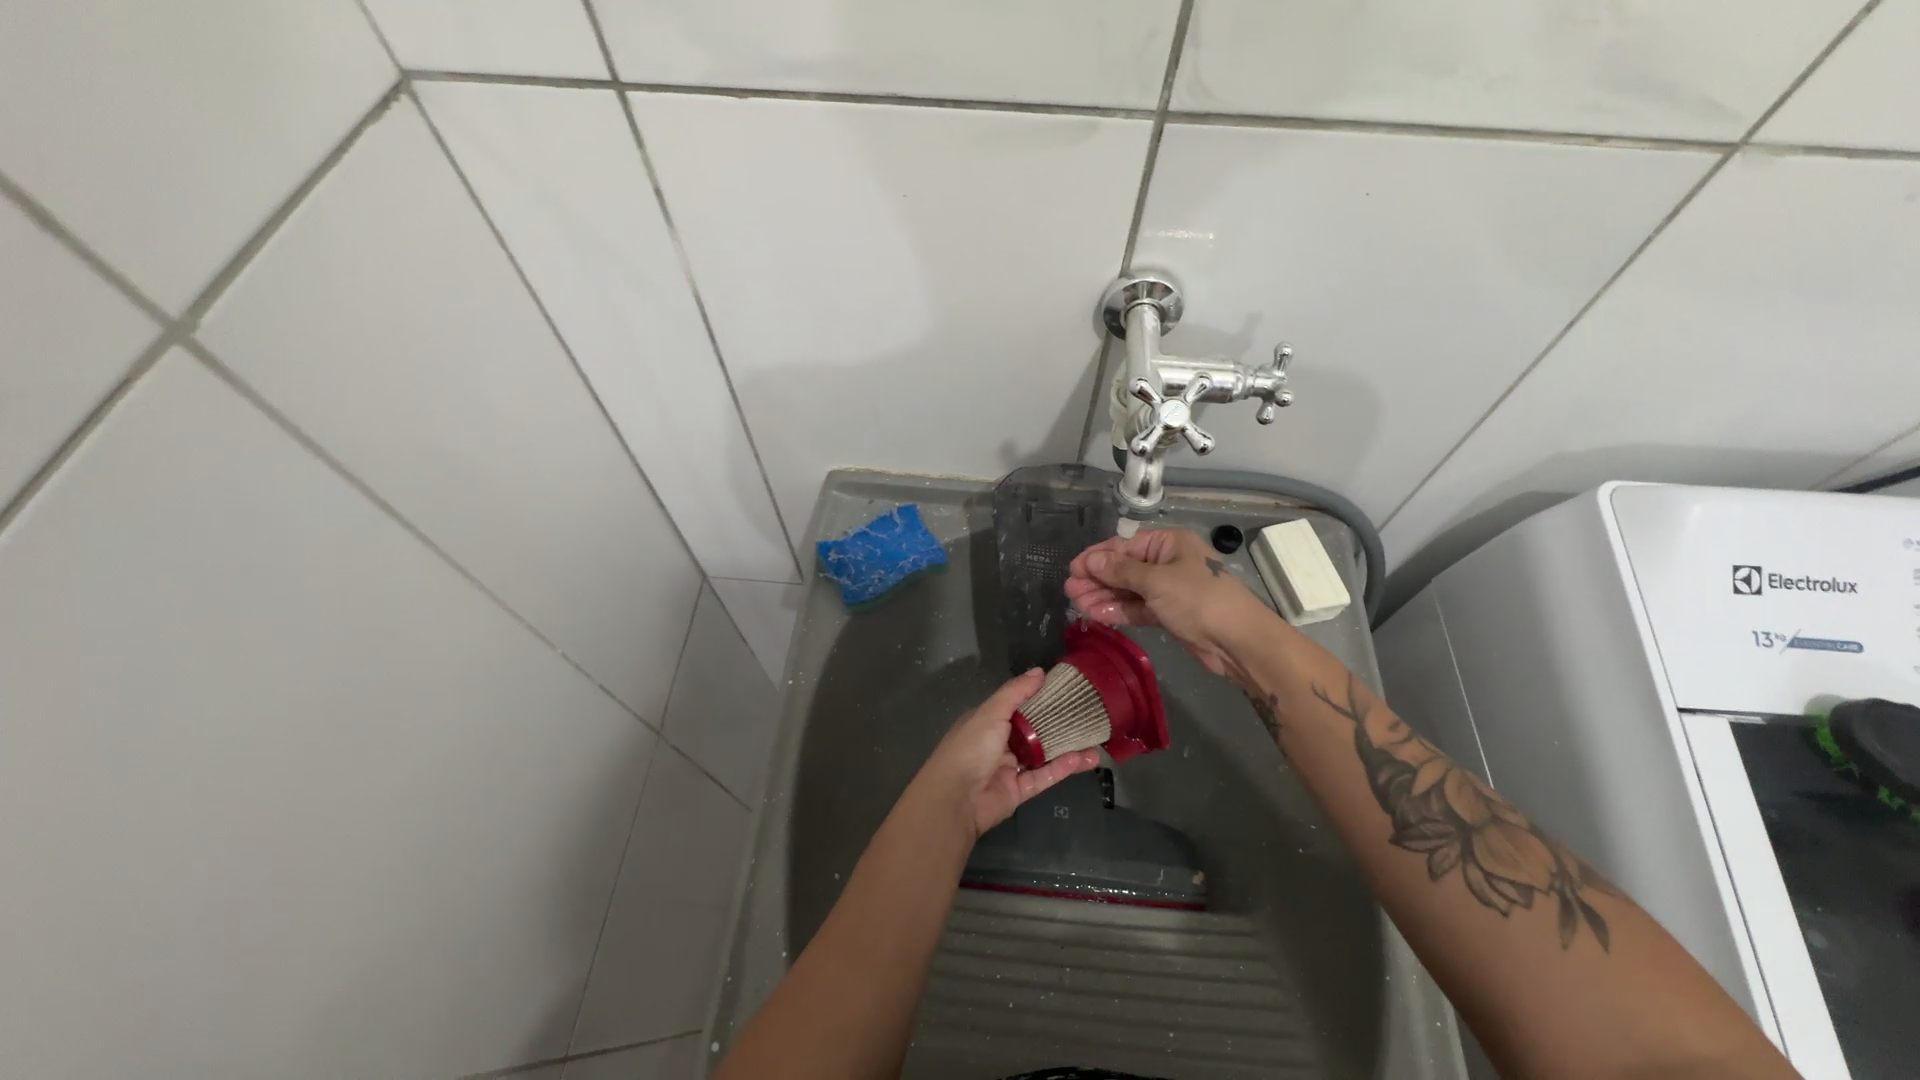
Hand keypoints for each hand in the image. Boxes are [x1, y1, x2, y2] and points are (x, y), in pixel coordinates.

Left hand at [914, 670, 1101, 837]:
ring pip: (1043, 755)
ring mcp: (1010, 768)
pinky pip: (1045, 776)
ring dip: (1068, 748)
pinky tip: (1087, 759)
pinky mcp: (1020, 790)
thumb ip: (1015, 692)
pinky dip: (1065, 767)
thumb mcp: (990, 713)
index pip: (1017, 705)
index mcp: (987, 721)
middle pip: (1033, 730)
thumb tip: (1039, 671)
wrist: (956, 799)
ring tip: (1095, 740)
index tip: (1064, 689)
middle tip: (1086, 715)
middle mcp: (998, 743)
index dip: (1039, 697)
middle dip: (1058, 724)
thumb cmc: (970, 748)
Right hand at [1064, 529, 1270, 676]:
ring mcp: (1169, 590)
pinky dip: (1118, 611)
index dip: (1097, 557)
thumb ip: (1121, 571)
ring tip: (1076, 604)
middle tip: (1069, 591)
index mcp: (1170, 544)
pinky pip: (1138, 609)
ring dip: (1103, 597)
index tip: (1072, 569)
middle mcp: (1168, 563)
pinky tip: (1095, 615)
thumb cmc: (1200, 600)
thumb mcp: (1158, 580)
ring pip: (1129, 590)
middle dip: (1097, 579)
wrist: (1238, 641)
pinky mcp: (1169, 615)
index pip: (1125, 545)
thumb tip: (1091, 561)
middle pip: (1125, 568)